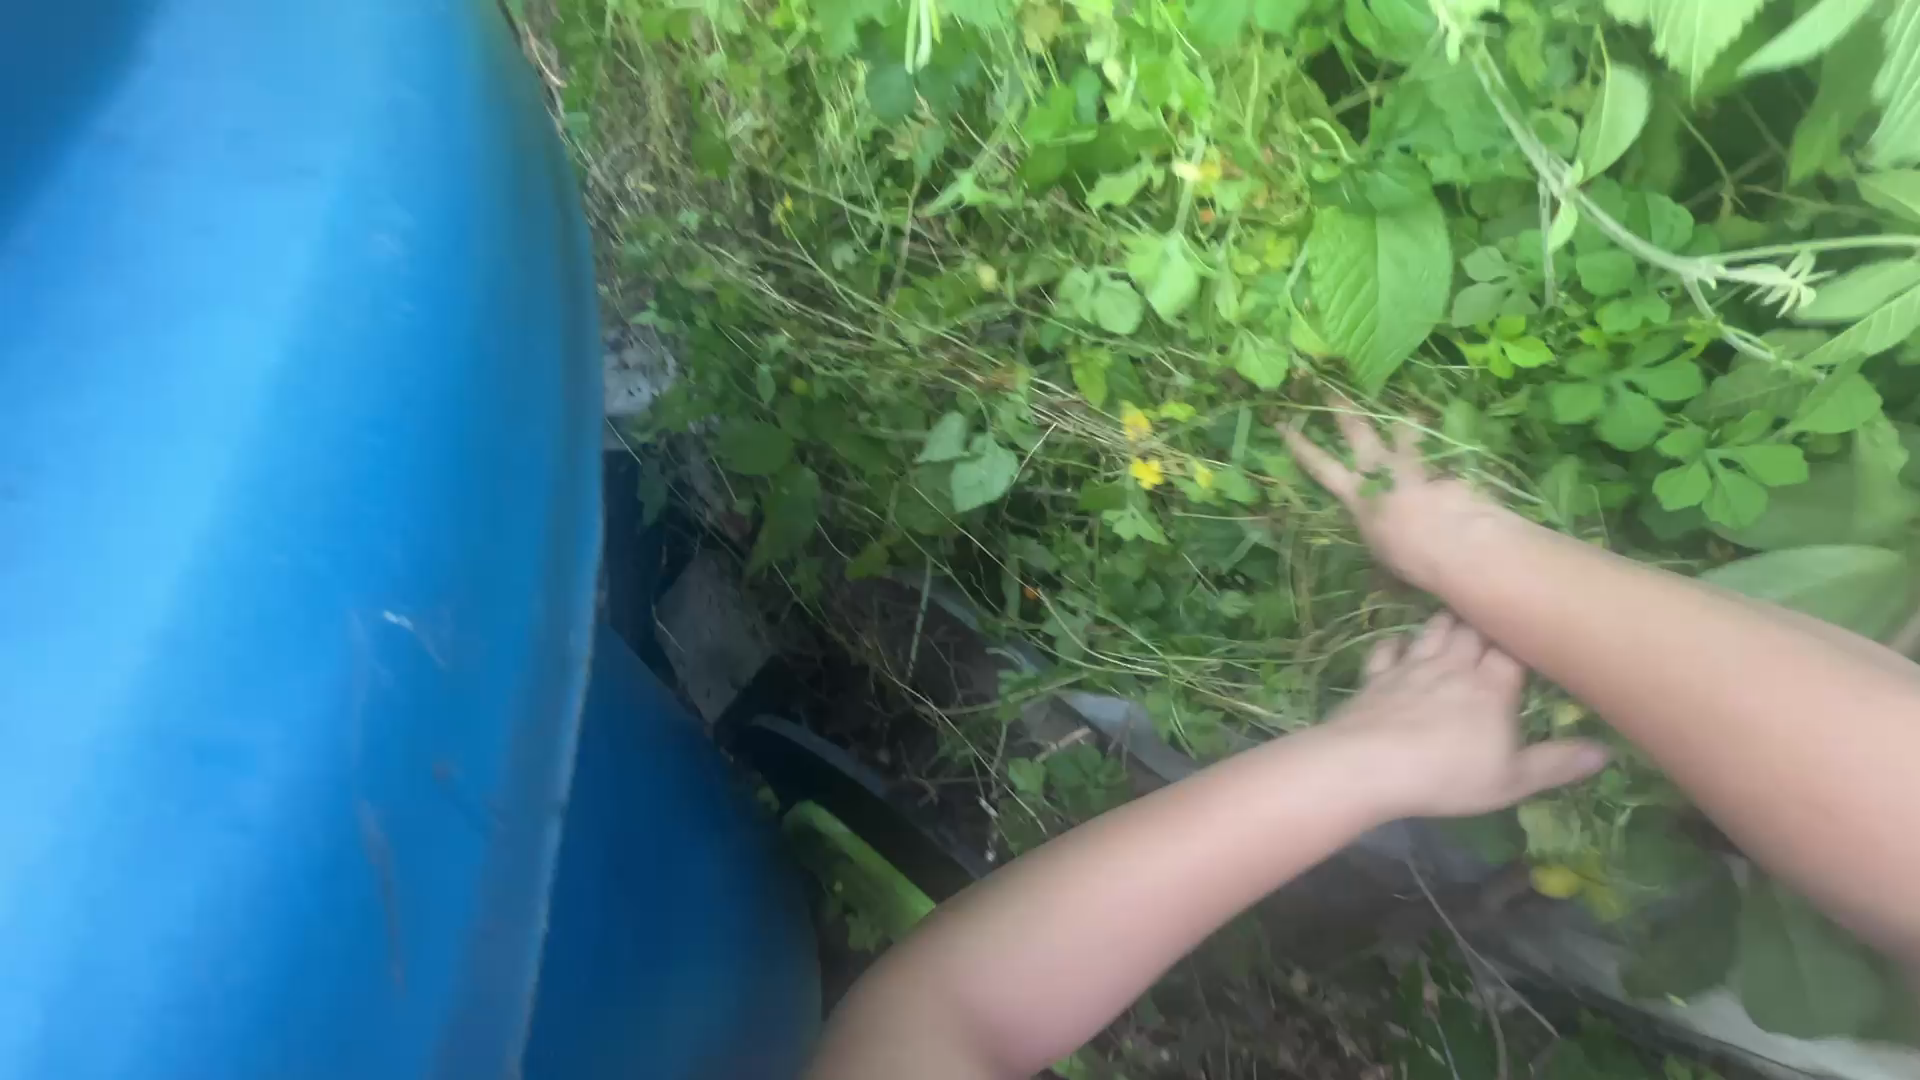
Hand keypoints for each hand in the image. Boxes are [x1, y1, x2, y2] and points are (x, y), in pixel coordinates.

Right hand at [1282, 400, 1510, 591]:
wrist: (1462, 546)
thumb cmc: (1411, 558)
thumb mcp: (1381, 553)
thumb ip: (1376, 537)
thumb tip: (1378, 548)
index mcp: (1357, 497)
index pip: (1320, 466)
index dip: (1300, 445)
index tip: (1284, 425)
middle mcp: (1382, 474)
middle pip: (1359, 435)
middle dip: (1344, 412)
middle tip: (1334, 392)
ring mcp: (1416, 468)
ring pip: (1406, 437)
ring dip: (1405, 426)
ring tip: (1409, 414)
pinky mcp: (1451, 471)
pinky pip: (1445, 461)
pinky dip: (1446, 465)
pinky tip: (1457, 472)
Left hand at [1331, 612, 1607, 818]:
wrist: (1366, 764)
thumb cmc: (1445, 775)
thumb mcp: (1511, 780)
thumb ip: (1556, 763)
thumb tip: (1606, 750)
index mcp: (1490, 688)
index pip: (1513, 650)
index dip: (1524, 636)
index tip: (1536, 625)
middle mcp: (1449, 668)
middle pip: (1470, 632)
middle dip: (1485, 618)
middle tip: (1495, 606)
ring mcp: (1407, 669)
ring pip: (1430, 632)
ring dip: (1443, 621)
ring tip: (1454, 610)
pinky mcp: (1373, 677)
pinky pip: (1384, 650)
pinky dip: (1393, 641)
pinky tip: (1397, 640)